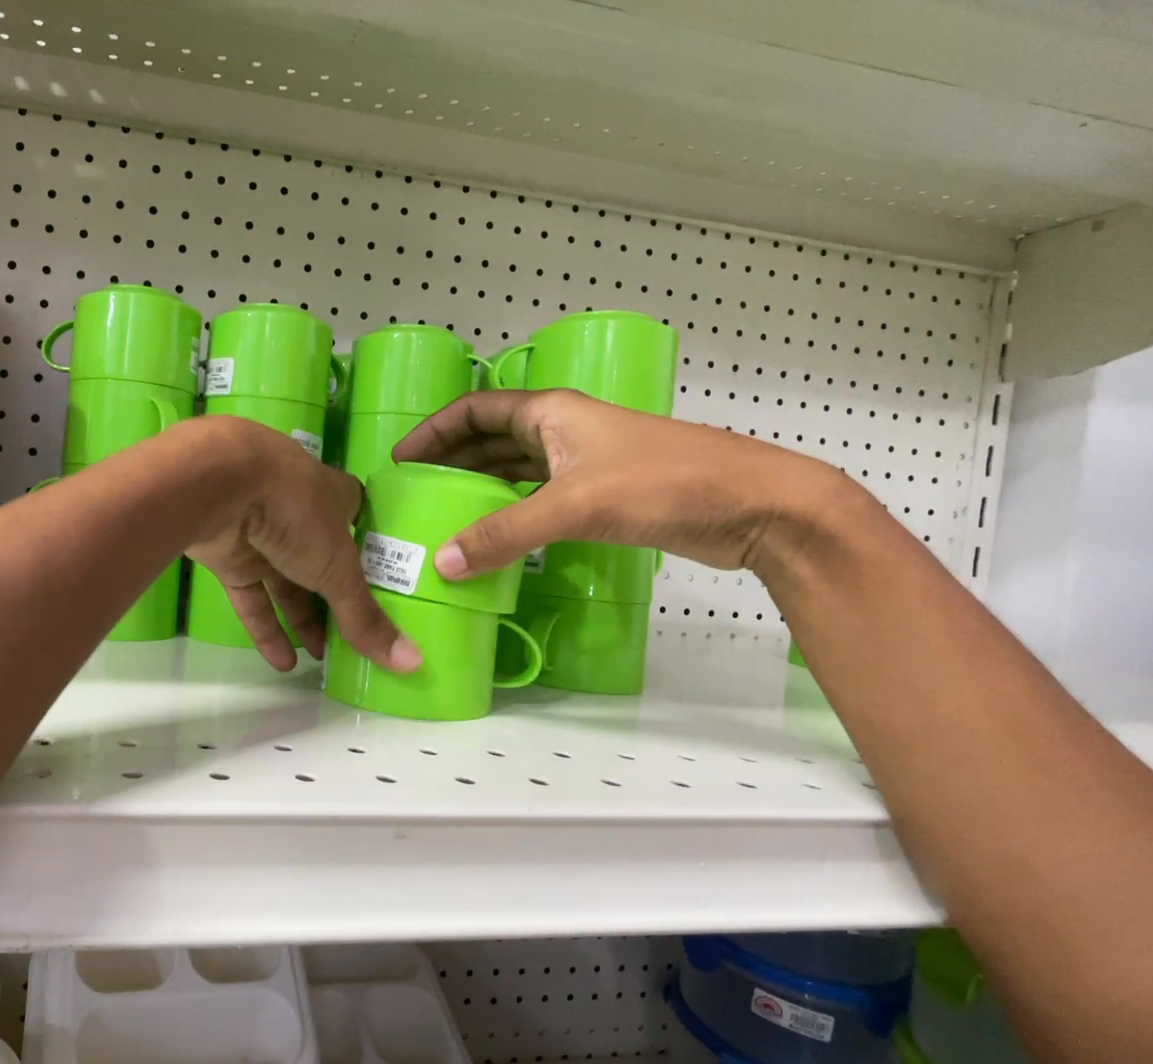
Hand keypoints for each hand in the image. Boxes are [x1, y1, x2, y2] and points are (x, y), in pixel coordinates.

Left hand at [185, 418, 419, 674]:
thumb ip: (365, 616)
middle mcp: (297, 513)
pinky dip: (265, 628)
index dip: (371, 554)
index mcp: (332, 497)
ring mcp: (260, 533)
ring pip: (284, 581)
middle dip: (335, 601)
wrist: (215, 486)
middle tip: (354, 639)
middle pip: (321, 561)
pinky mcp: (227, 555)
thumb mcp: (338, 567)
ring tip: (321, 659)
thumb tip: (410, 661)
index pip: (358, 523)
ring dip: (301, 619)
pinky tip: (282, 663)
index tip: (387, 589)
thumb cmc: (294, 511)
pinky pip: (250, 596)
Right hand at [391, 389, 847, 580]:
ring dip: (477, 490)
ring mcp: (582, 463)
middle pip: (488, 440)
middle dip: (449, 462)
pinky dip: (508, 514)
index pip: (474, 410)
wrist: (755, 505)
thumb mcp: (576, 506)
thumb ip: (505, 534)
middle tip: (410, 494)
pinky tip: (490, 538)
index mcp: (550, 413)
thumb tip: (442, 563)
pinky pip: (536, 499)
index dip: (433, 430)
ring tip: (439, 518)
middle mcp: (561, 431)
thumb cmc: (664, 483)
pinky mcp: (600, 495)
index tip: (398, 459)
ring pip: (513, 471)